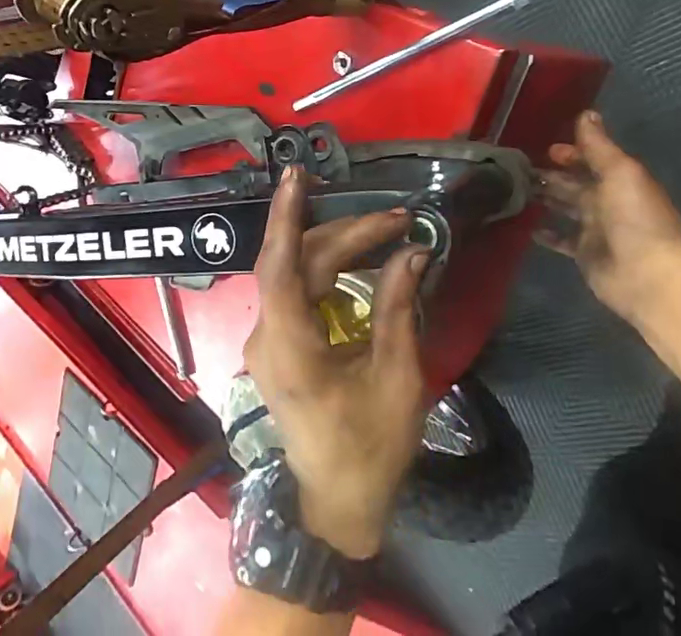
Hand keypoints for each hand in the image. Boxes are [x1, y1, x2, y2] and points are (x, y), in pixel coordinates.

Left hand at [242, 167, 431, 559]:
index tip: (296, 177)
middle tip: (397, 218)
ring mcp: (267, 341)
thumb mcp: (396, 378)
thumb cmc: (369, 448)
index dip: (286, 218)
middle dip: (346, 233)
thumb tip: (412, 251)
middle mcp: (267, 337)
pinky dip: (326, 268)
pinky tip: (355, 255)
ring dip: (337, 246)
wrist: (336, 504)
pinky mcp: (278, 345)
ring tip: (384, 228)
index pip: (279, 269)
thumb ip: (397, 308)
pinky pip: (297, 292)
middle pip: (298, 264)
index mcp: (290, 348)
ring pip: (295, 274)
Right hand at [538, 110, 680, 320]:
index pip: (592, 159)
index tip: (545, 148)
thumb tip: (587, 112)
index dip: (571, 152)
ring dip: (545, 198)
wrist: (648, 276)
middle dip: (552, 174)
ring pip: (565, 207)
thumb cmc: (635, 218)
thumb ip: (599, 145)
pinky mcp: (585, 254)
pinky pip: (561, 239)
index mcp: (620, 180)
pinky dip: (546, 233)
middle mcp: (608, 201)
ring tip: (515, 190)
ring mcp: (595, 229)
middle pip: (575, 183)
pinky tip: (526, 227)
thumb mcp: (620, 172)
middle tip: (518, 168)